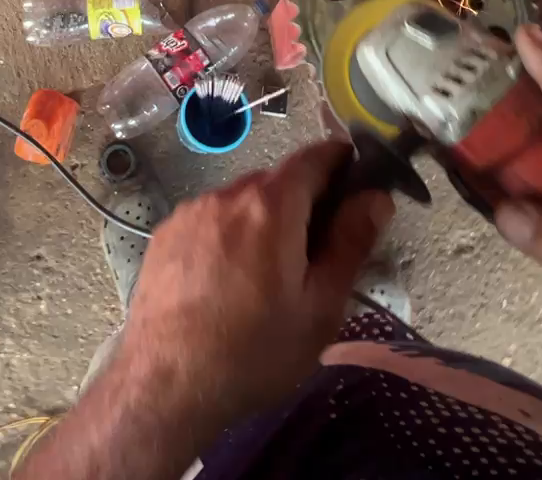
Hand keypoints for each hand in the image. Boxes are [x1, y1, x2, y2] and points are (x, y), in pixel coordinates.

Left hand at [116, 139, 392, 427]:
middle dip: (303, 200)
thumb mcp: (320, 306)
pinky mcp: (165, 232)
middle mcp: (227, 193)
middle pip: (276, 180)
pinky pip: (210, 218)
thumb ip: (351, 243)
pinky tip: (226, 278)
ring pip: (241, 200)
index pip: (313, 157)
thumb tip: (376, 198)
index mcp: (271, 204)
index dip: (340, 160)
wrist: (166, 384)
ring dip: (262, 218)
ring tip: (268, 271)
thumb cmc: (255, 351)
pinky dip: (228, 233)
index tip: (357, 177)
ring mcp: (190, 211)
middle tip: (318, 245)